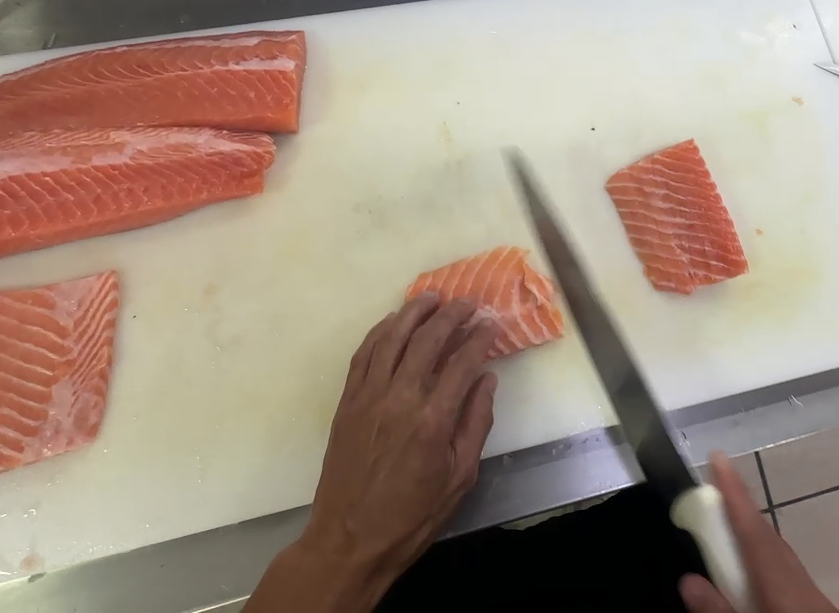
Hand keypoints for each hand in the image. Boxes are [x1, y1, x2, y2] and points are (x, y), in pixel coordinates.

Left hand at [245, 294, 500, 612]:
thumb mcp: (460, 478)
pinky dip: (380, 331)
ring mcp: (368, 397)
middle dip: (452, 314)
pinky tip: (394, 322)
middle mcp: (400, 399)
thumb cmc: (412, 516)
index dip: (480, 337)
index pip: (462, 362)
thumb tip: (486, 380)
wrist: (348, 541)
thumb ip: (476, 424)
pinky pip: (363, 354)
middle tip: (467, 303)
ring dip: (414, 311)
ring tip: (432, 297)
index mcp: (433, 420)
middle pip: (428, 339)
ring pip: (392, 337)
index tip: (492, 324)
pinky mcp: (347, 402)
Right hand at [679, 451, 836, 612]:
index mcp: (779, 583)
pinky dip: (765, 562)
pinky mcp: (818, 609)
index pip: (751, 527)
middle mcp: (799, 582)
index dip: (732, 490)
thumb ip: (718, 610)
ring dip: (752, 537)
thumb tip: (688, 579)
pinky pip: (787, 573)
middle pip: (766, 536)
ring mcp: (813, 596)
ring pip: (779, 555)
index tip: (718, 456)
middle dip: (739, 511)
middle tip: (712, 493)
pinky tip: (754, 576)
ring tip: (726, 532)